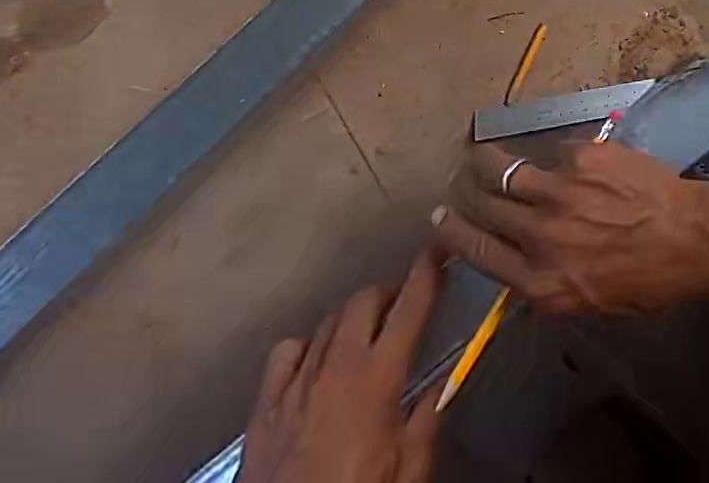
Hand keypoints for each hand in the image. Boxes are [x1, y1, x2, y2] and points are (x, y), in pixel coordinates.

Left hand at [236, 250, 442, 482]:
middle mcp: (336, 366)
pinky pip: (287, 351)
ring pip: (328, 321)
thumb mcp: (408, 471)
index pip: (409, 306)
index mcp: (377, 378)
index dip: (427, 271)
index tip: (438, 247)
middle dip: (388, 291)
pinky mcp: (264, 405)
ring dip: (354, 316)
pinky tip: (317, 360)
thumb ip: (427, 418)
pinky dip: (308, 345)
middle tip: (404, 301)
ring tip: (368, 328)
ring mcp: (295, 383)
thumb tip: (444, 380)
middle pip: (364, 300)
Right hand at [431, 140, 708, 314]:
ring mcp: (559, 191)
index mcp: (539, 279)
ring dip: (486, 163)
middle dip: (463, 192)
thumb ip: (546, 288)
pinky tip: (565, 162)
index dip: (451, 231)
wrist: (690, 236)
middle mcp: (539, 234)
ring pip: (504, 170)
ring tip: (479, 157)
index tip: (438, 218)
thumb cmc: (647, 280)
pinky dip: (553, 159)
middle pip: (483, 205)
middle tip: (458, 181)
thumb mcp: (589, 304)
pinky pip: (552, 153)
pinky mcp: (581, 157)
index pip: (477, 250)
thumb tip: (519, 275)